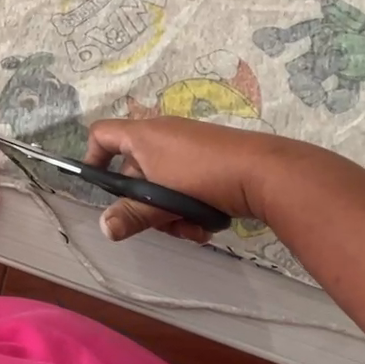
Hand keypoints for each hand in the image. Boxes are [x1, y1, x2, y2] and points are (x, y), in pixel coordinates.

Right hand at [84, 116, 318, 243]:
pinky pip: (189, 181)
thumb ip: (130, 215)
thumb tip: (104, 229)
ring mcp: (191, 146)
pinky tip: (208, 223)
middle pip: (136, 169)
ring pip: (164, 182)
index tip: (99, 185)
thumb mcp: (161, 200)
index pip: (101, 135)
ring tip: (190, 228)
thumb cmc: (203, 177)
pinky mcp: (216, 158)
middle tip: (158, 222)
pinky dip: (192, 204)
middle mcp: (163, 134)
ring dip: (171, 210)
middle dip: (145, 202)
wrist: (271, 173)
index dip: (93, 157)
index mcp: (142, 135)